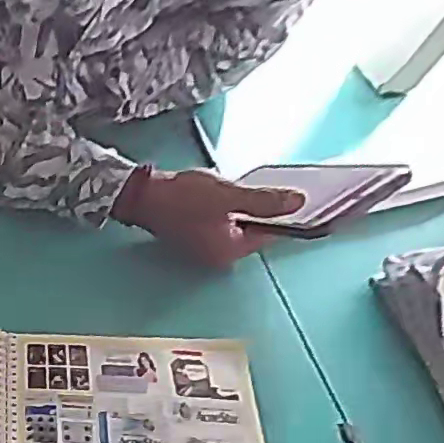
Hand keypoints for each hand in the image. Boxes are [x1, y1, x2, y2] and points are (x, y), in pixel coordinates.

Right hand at [114, 168, 303, 265]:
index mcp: (230, 251)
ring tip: (240, 189)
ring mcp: (206, 249)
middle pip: (254, 233)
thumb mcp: (230, 196)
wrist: (145, 197)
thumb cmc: (184, 198)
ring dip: (244, 209)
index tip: (290, 191)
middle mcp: (219, 257)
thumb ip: (265, 202)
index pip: (270, 234)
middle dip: (261, 211)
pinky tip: (225, 196)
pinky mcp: (197, 238)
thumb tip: (298, 203)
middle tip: (261, 186)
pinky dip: (229, 212)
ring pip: (238, 228)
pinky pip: (223, 226)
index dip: (282, 213)